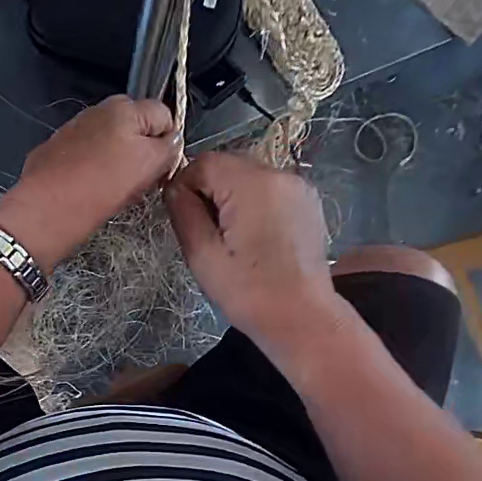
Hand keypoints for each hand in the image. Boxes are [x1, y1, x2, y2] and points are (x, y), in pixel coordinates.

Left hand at [0, 96, 177, 263]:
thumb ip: (169, 147)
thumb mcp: (149, 166)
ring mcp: (74, 129)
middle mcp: (98, 110)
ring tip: (113, 191)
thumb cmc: (101, 187)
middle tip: (139, 183)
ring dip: (119, 163)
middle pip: (137, 128)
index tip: (161, 170)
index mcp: (124, 107)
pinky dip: (94, 169)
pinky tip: (90, 190)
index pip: (164, 114)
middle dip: (142, 152)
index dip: (168, 142)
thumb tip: (172, 140)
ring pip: (112, 143)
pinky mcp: (56, 150)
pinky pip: (87, 156)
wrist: (46, 209)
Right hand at [165, 152, 350, 352]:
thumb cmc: (248, 291)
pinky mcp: (308, 202)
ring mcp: (298, 187)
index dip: (184, 186)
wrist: (302, 318)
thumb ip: (183, 212)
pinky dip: (253, 204)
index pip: (204, 162)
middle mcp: (279, 175)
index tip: (183, 218)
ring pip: (248, 177)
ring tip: (231, 239)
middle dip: (209, 192)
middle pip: (228, 166)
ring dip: (231, 198)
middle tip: (206, 233)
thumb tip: (173, 188)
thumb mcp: (203, 255)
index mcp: (252, 184)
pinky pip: (269, 190)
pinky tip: (253, 238)